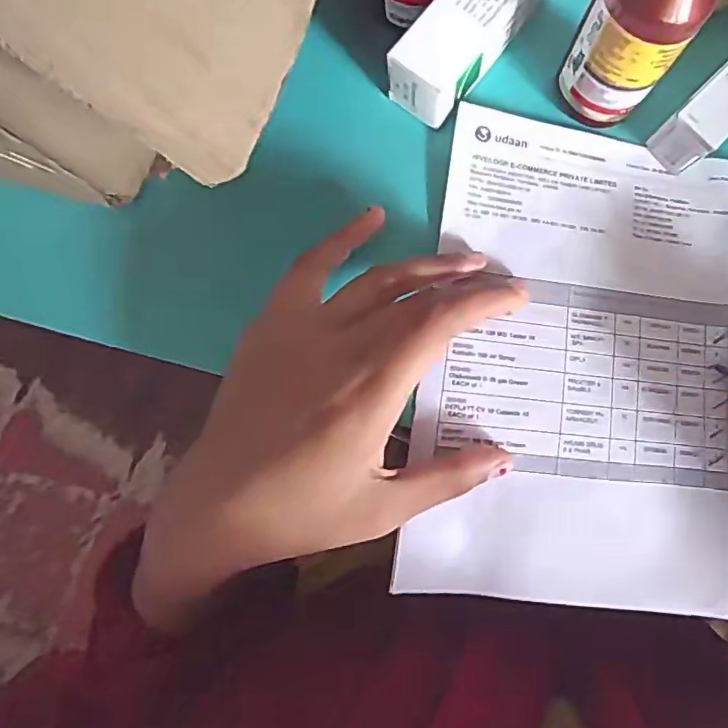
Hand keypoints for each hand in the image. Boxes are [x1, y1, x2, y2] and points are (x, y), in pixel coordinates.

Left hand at [132, 208, 526, 631]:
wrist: (212, 508)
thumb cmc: (301, 510)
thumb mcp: (382, 510)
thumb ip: (447, 479)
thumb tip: (506, 458)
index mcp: (372, 390)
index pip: (439, 325)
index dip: (482, 302)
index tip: (515, 294)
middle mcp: (343, 348)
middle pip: (417, 298)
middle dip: (466, 284)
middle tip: (500, 279)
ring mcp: (303, 329)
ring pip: (378, 280)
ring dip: (426, 265)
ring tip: (463, 261)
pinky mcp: (274, 323)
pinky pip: (311, 267)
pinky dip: (343, 238)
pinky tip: (374, 217)